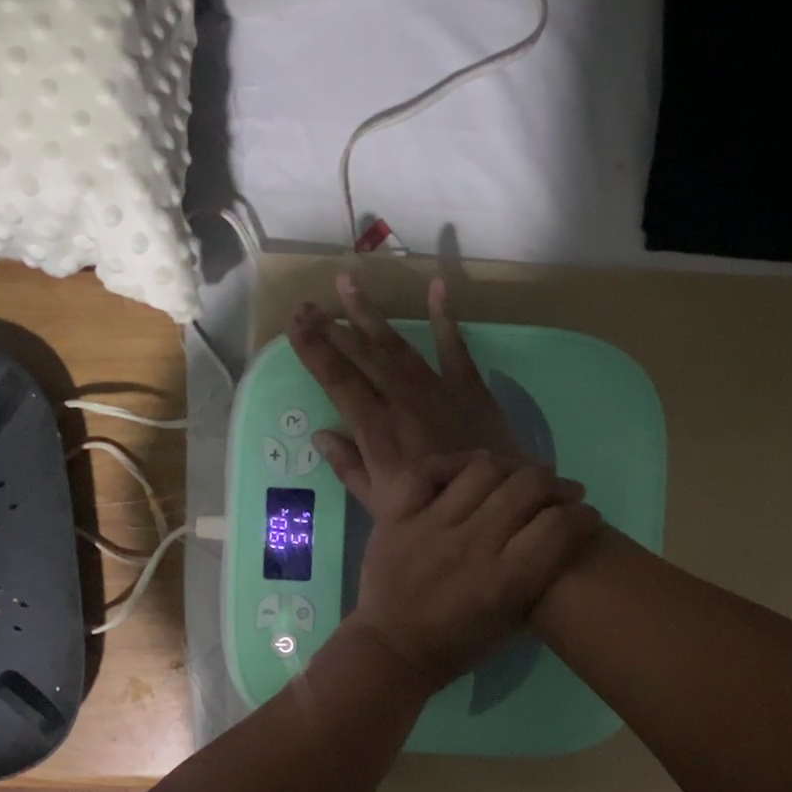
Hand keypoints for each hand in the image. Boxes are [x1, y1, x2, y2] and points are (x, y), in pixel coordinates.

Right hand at [288, 272, 522, 503]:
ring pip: (396, 344)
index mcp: (377, 431)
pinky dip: (445, 317)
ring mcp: (436, 389)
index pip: (338, 383)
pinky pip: (455, 346)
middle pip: (361, 357)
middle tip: (307, 304)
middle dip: (332, 328)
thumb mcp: (382, 503)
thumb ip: (349, 468)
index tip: (294, 326)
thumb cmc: (435, 510)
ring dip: (370, 313)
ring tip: (347, 281)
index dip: (315, 352)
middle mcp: (402, 401)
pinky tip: (437, 287)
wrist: (498, 502)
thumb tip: (320, 436)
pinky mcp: (469, 386)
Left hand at [348, 451, 602, 690]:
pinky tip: (472, 468)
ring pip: (483, 470)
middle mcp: (469, 548)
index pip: (559, 527)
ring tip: (519, 475)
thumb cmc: (460, 643)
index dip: (583, 515)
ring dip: (512, 467)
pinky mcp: (395, 516)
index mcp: (504, 583)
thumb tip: (567, 528)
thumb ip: (541, 576)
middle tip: (559, 491)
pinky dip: (454, 462)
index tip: (586, 516)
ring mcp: (428, 528)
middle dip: (555, 484)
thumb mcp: (514, 623)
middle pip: (526, 488)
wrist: (392, 648)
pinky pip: (428, 469)